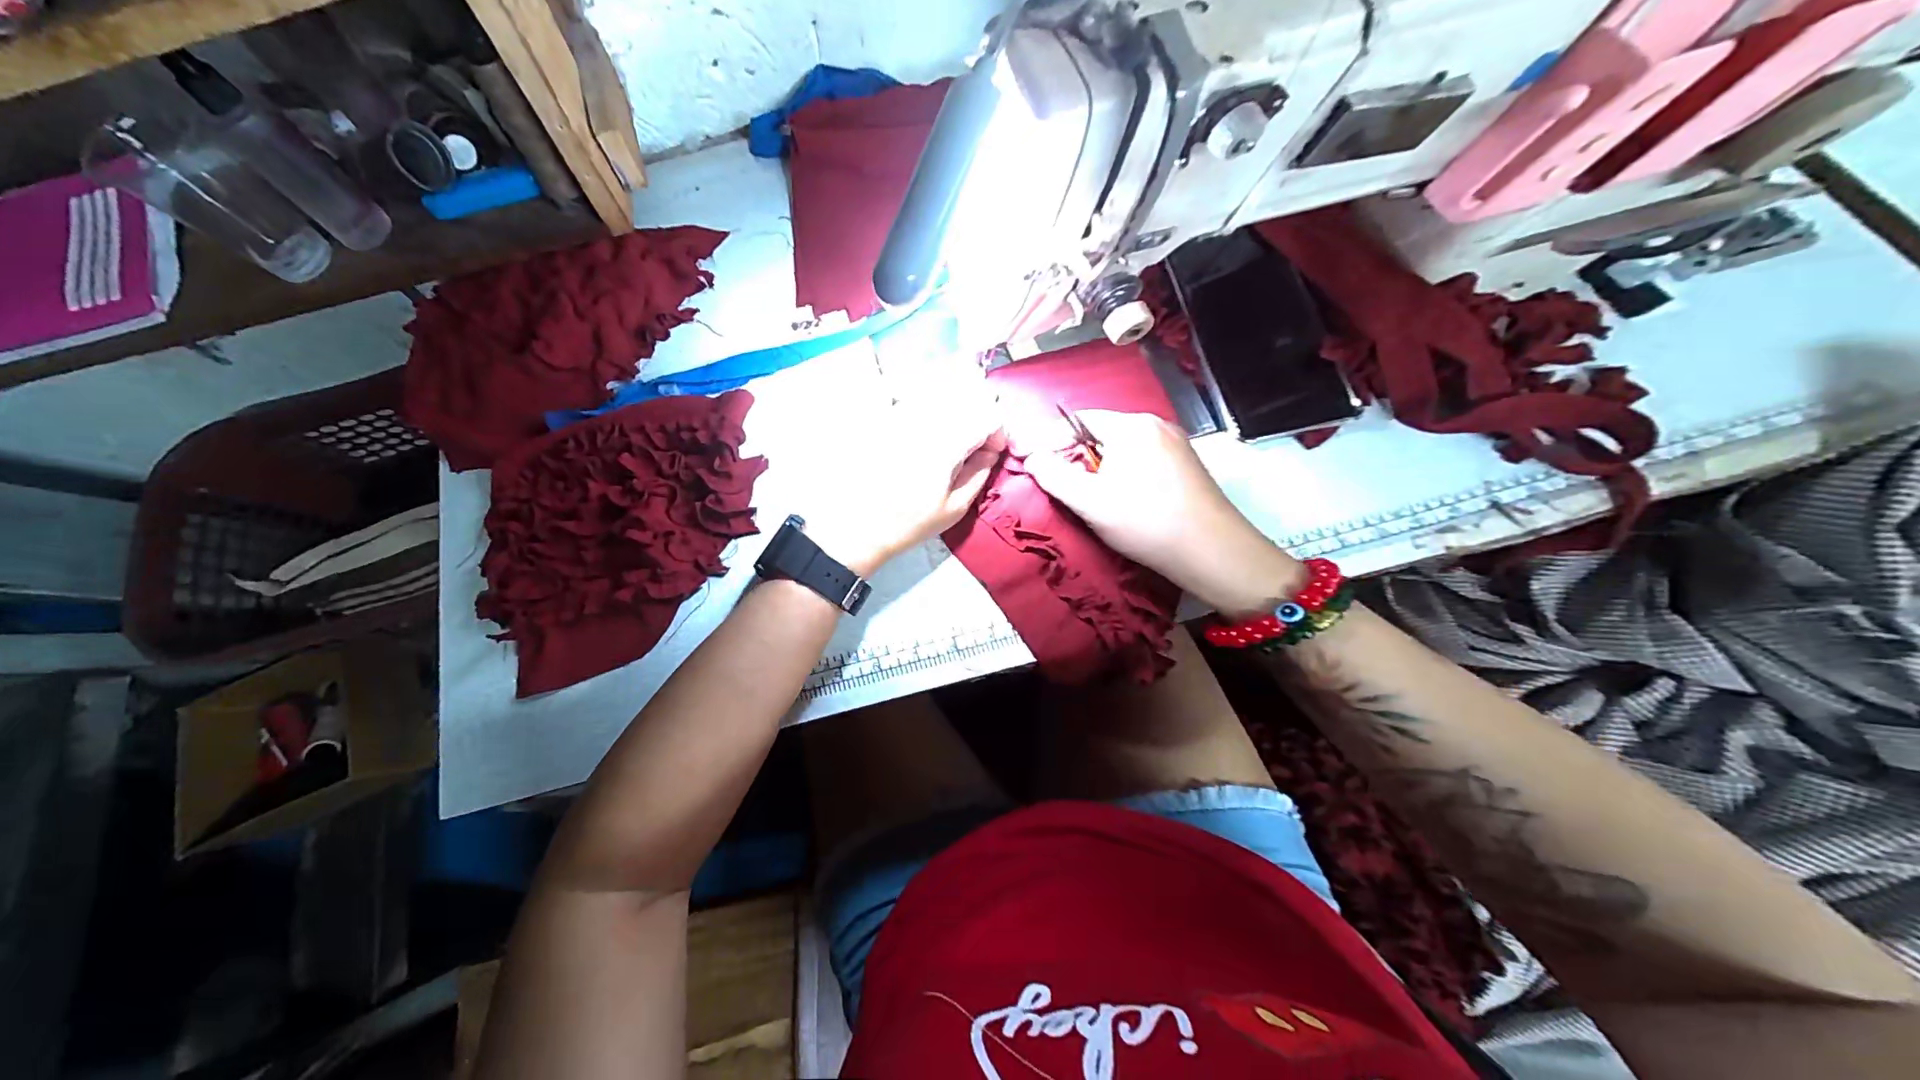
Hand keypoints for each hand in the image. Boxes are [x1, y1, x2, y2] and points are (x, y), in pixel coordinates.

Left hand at [804, 389, 1005, 577]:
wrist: (857, 526)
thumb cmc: (909, 523)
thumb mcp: (955, 507)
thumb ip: (979, 473)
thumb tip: (990, 451)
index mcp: (948, 443)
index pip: (987, 416)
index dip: (997, 432)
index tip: (992, 451)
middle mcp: (926, 421)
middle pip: (965, 400)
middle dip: (977, 419)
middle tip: (973, 447)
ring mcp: (902, 417)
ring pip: (940, 398)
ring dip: (953, 414)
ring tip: (947, 445)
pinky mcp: (883, 420)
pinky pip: (913, 403)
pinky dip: (927, 413)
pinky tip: (921, 442)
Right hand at [1024, 410, 1302, 616]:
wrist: (1214, 552)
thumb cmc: (1146, 523)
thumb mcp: (1089, 503)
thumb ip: (1054, 476)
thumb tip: (1031, 458)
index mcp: (1131, 425)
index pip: (1078, 420)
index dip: (1054, 442)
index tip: (1041, 469)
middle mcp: (1156, 424)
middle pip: (1102, 433)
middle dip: (1079, 458)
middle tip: (1067, 489)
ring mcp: (1176, 444)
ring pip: (1125, 449)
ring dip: (1104, 469)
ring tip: (1096, 500)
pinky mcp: (1187, 465)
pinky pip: (1145, 461)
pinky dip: (1128, 475)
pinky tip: (1128, 502)